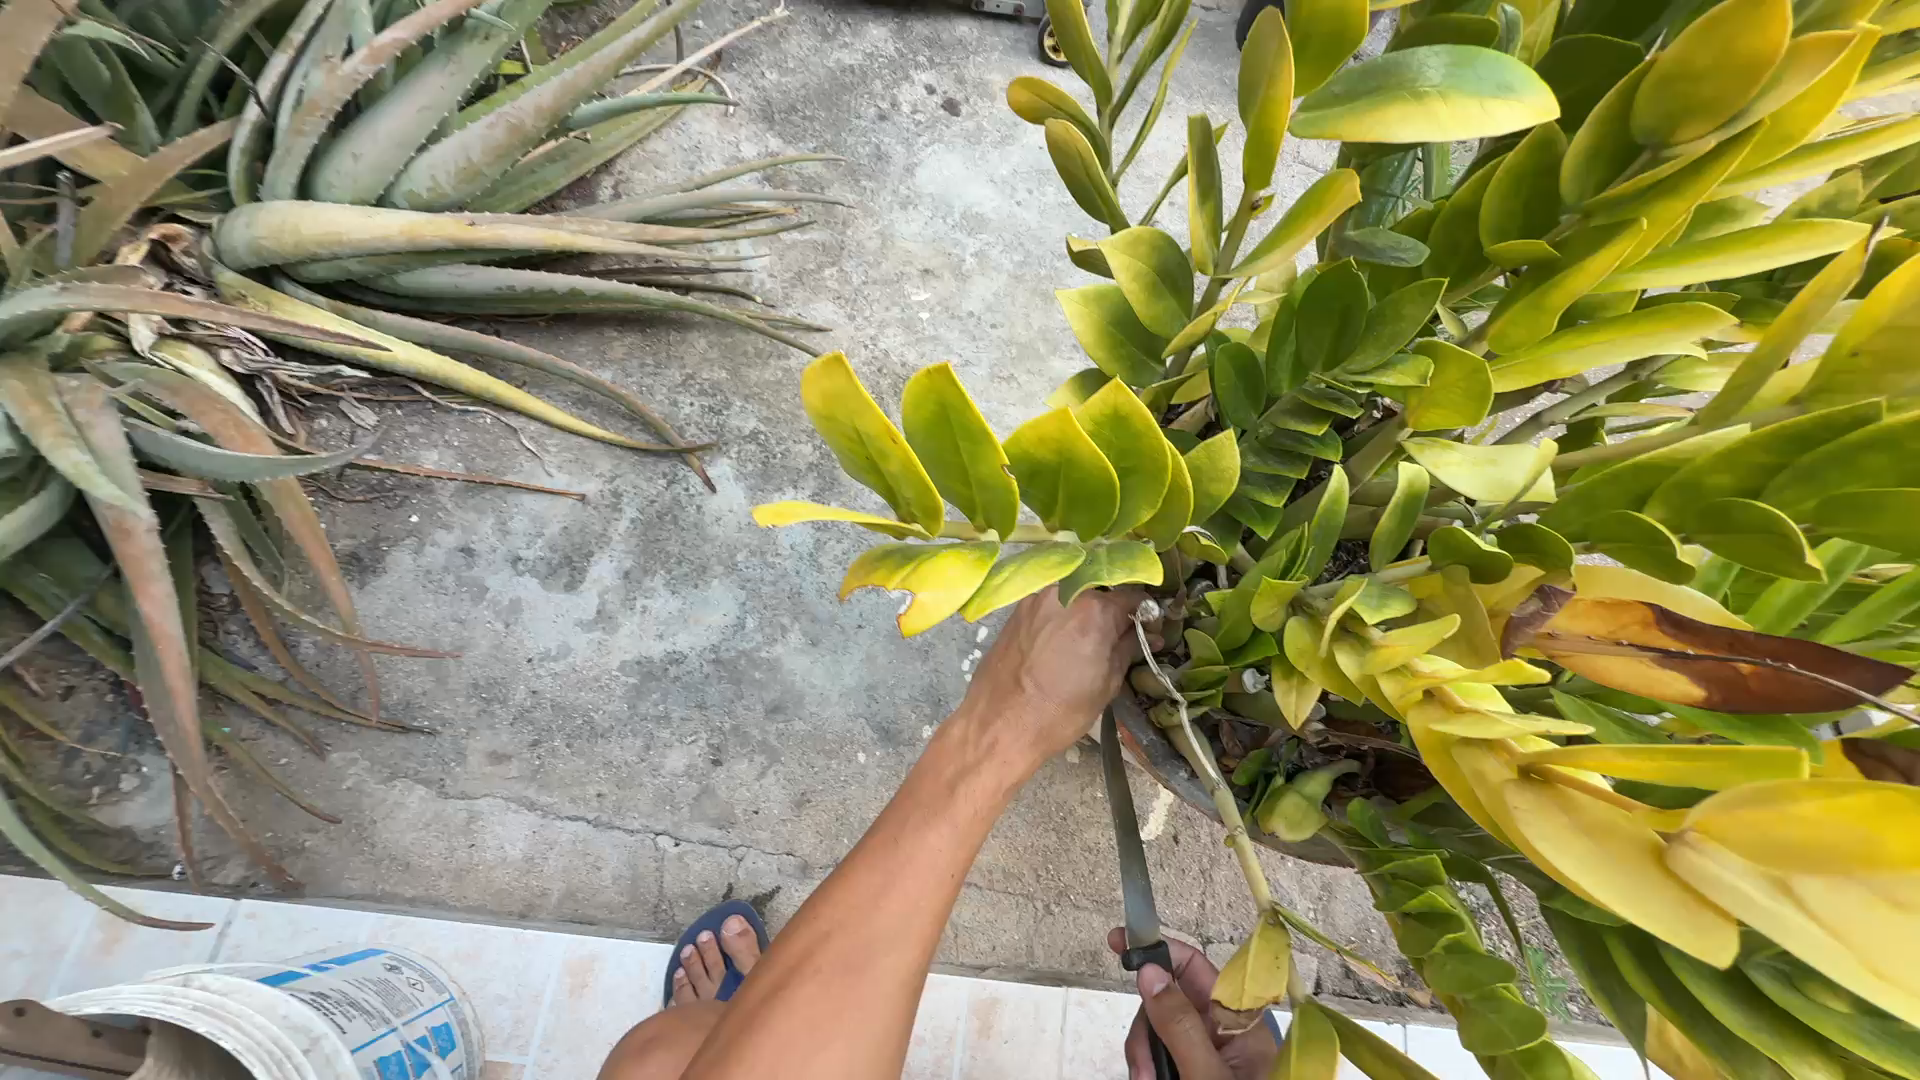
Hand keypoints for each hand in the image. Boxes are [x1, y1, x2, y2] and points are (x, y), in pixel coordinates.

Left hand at [956, 587, 1142, 763]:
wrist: (999, 724)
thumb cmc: (1060, 711)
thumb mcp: (1107, 684)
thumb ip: (1128, 649)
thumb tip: (1150, 635)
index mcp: (1094, 609)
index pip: (1133, 598)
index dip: (1145, 614)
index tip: (1148, 630)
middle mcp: (1065, 592)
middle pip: (1101, 593)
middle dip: (1113, 612)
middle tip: (1117, 640)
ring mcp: (1037, 598)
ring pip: (1073, 596)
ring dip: (1085, 613)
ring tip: (1085, 645)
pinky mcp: (1017, 609)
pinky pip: (1050, 605)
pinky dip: (1061, 617)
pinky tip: (1060, 644)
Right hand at [1107, 929, 1277, 1079]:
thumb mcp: (1207, 1077)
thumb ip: (1179, 1025)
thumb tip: (1149, 968)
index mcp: (1239, 1021)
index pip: (1195, 965)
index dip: (1158, 947)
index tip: (1117, 942)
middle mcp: (1224, 1031)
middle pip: (1166, 998)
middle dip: (1145, 1027)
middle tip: (1141, 1069)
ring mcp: (1209, 1054)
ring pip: (1158, 1029)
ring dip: (1144, 1054)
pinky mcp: (1194, 1072)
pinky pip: (1160, 1056)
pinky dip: (1149, 1069)